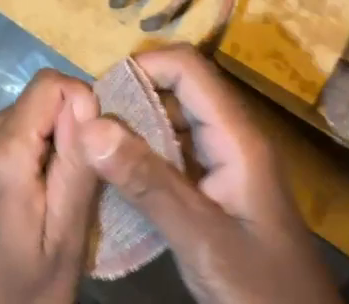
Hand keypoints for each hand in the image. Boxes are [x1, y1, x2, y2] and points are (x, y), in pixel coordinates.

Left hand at [0, 70, 100, 303]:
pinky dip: (28, 148)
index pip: (49, 85)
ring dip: (47, 140)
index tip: (92, 153)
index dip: (81, 108)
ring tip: (55, 189)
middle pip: (36, 100)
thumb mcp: (68, 235)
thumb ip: (77, 165)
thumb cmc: (30, 285)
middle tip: (77, 181)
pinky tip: (32, 188)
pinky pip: (7, 127)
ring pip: (24, 112)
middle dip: (66, 129)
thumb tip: (87, 101)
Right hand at [75, 45, 338, 303]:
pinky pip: (175, 153)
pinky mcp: (217, 191)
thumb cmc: (261, 288)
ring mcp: (226, 166)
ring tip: (94, 148)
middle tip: (87, 126)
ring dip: (134, 127)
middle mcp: (233, 141)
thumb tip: (90, 124)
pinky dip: (144, 155)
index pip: (187, 67)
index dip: (142, 67)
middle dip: (131, 97)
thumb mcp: (202, 238)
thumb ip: (148, 181)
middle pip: (178, 89)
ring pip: (174, 120)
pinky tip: (117, 178)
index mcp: (238, 138)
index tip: (98, 97)